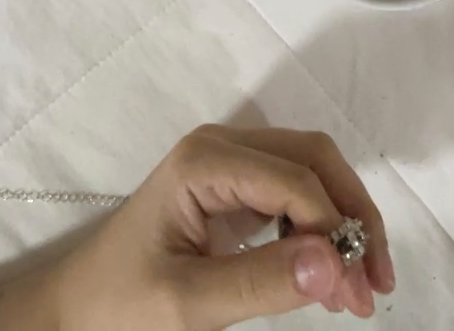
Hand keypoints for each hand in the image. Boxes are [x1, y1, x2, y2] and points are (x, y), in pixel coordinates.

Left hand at [44, 126, 394, 329]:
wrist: (80, 306)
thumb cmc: (122, 303)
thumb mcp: (188, 304)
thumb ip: (261, 283)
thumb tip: (336, 263)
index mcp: (205, 160)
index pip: (293, 178)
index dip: (335, 228)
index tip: (357, 291)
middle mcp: (222, 146)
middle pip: (311, 159)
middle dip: (351, 215)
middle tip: (373, 284)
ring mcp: (229, 163)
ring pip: (309, 171)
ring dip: (342, 220)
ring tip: (361, 287)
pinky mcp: (235, 187)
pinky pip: (292, 192)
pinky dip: (320, 227)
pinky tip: (328, 271)